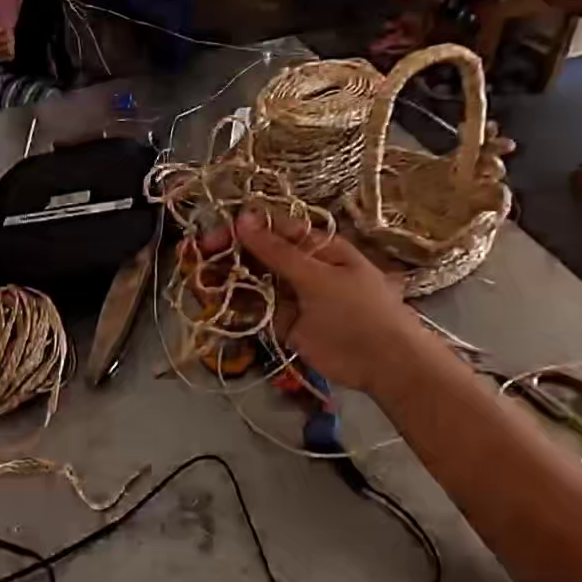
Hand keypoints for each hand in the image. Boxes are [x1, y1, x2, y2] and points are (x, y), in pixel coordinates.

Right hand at [214, 210, 424, 392]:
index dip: (241, 231)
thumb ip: (277, 251)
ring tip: (200, 283)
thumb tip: (244, 218)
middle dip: (228, 255)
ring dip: (228, 281)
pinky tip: (216, 305)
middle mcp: (302, 267)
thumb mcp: (318, 276)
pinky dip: (238, 308)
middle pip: (258, 255)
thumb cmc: (357, 311)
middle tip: (197, 259)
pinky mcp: (286, 324)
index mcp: (316, 247)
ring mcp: (293, 297)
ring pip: (254, 283)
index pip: (272, 230)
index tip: (212, 237)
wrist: (384, 364)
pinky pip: (258, 311)